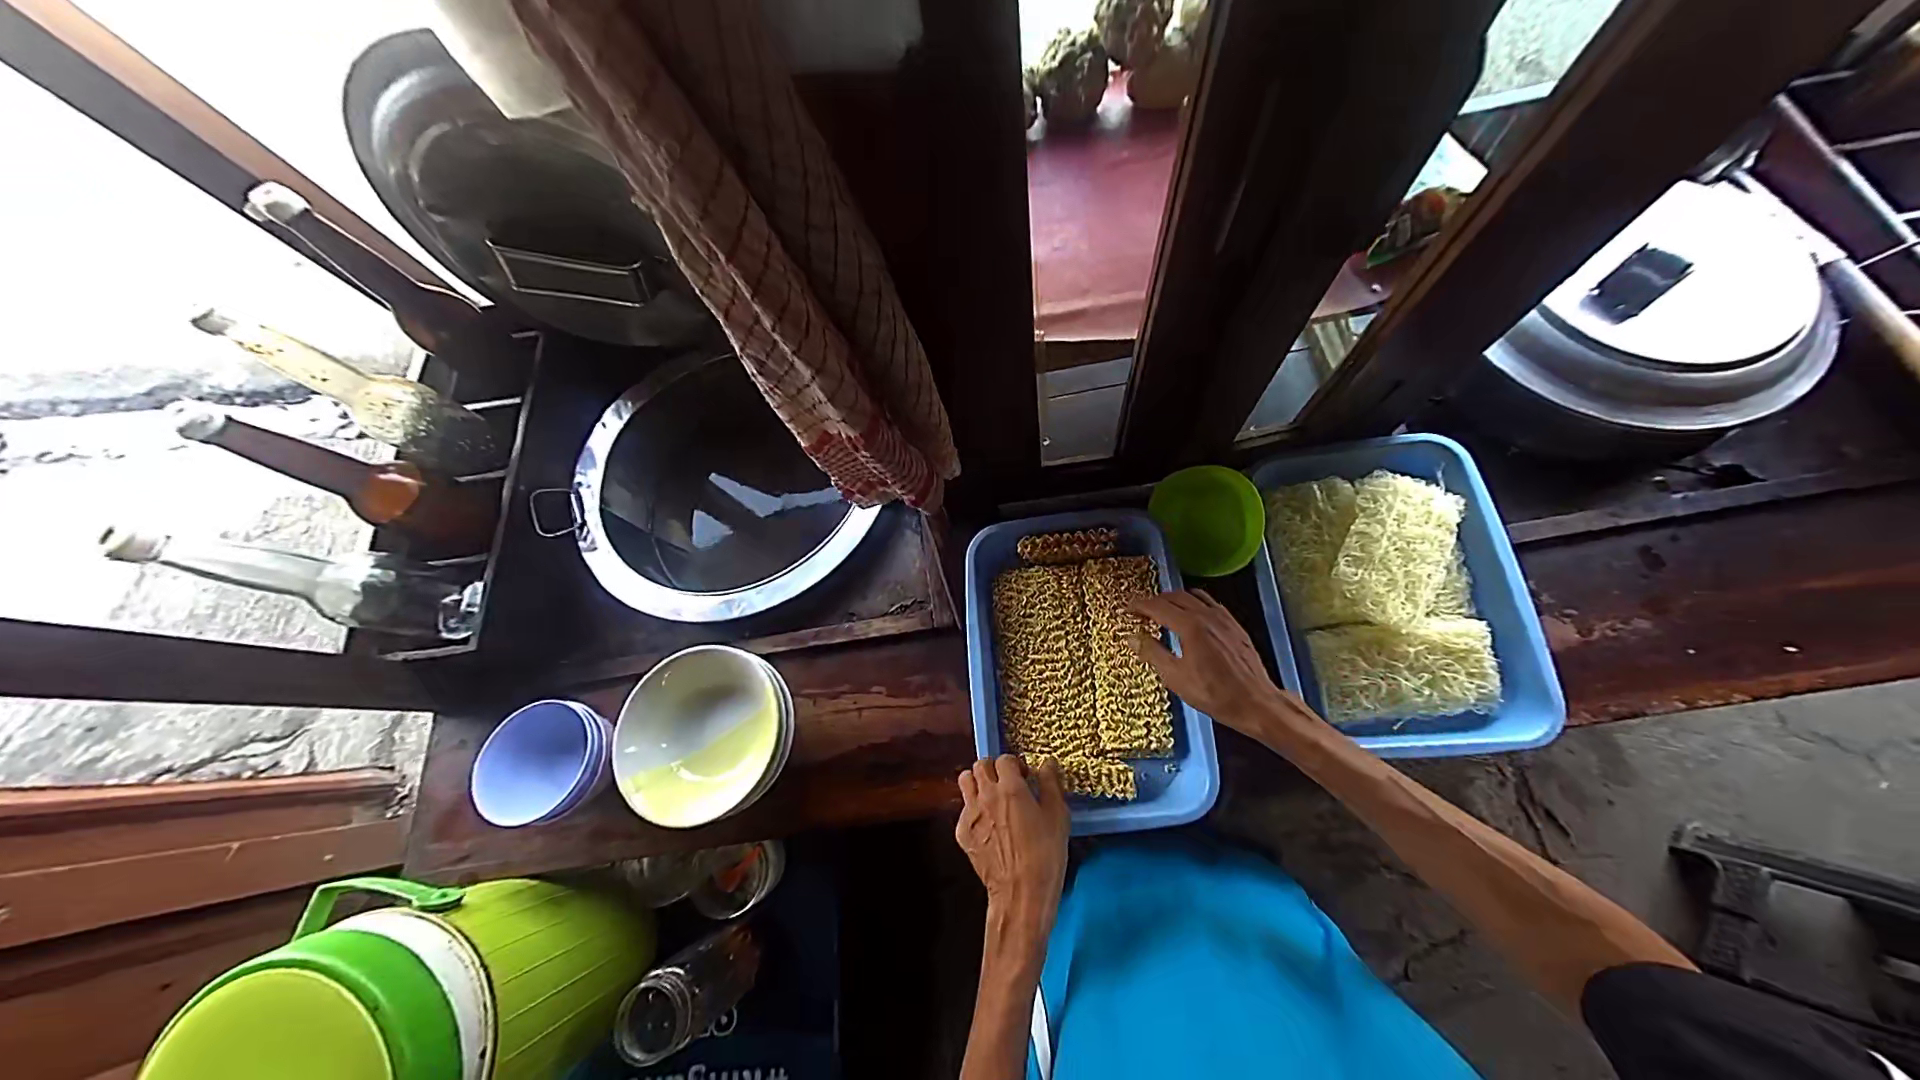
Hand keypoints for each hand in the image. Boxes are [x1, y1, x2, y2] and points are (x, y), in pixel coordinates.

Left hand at [956, 755, 1068, 927]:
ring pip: (965, 781)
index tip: (1024, 776)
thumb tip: (1047, 764)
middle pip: (981, 765)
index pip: (1005, 759)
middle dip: (994, 769)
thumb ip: (1051, 784)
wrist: (1021, 893)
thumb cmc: (1045, 855)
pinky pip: (963, 808)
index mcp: (1011, 788)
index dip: (1016, 765)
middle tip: (1007, 782)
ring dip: (978, 782)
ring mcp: (971, 814)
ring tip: (992, 795)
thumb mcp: (1058, 816)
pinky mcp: (962, 832)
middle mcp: (987, 795)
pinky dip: (974, 808)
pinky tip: (989, 823)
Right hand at [1129, 589, 1322, 743]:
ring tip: (1163, 611)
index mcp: (1190, 627)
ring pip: (1193, 596)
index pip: (1158, 606)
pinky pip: (1210, 603)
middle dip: (1154, 601)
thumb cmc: (1217, 695)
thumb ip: (1152, 653)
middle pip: (1175, 596)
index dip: (1140, 606)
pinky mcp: (1234, 626)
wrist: (1256, 703)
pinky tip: (1191, 617)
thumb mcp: (1176, 678)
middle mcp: (1207, 616)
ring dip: (1174, 599)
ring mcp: (1224, 619)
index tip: (1129, 609)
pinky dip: (1194, 603)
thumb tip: (1133, 638)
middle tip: (1142, 611)